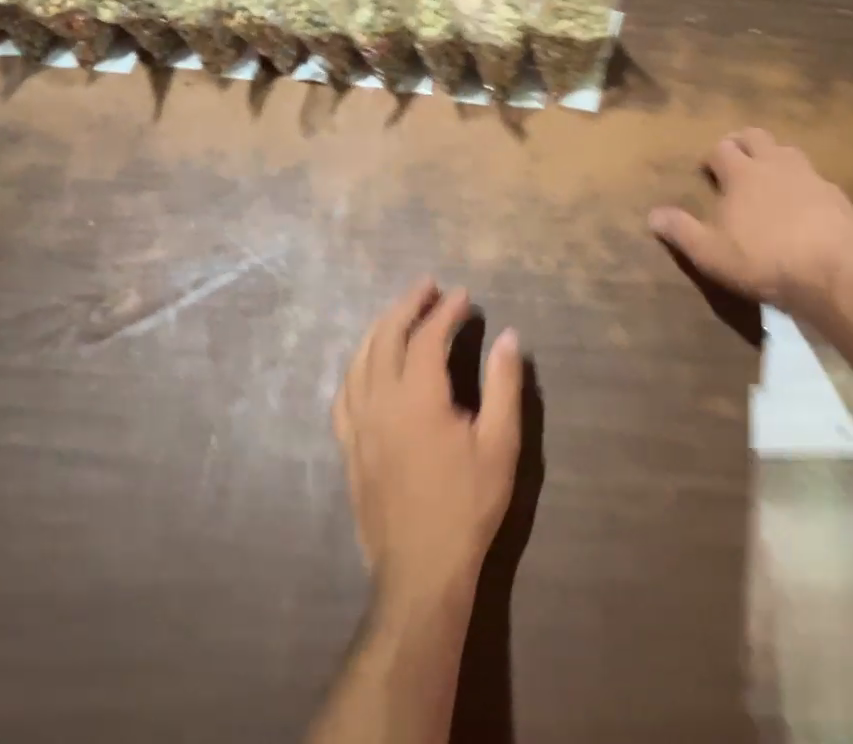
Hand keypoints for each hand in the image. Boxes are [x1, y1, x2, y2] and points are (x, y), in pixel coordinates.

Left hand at [334, 280, 522, 609]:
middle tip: (428, 287)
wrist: (421, 566)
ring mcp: (357, 426)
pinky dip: (356, 366)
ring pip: (358, 361)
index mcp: (418, 399)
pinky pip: (344, 393)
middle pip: (384, 339)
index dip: (446, 312)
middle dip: (406, 306)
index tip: (464, 296)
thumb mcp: (500, 443)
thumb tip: (508, 337)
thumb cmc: (468, 504)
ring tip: (399, 313)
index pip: (426, 339)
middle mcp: (379, 403)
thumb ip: (503, 385)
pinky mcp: (348, 447)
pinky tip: (365, 365)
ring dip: (378, 329)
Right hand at [648, 128, 852, 311]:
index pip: (721, 148)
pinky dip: (803, 184)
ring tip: (768, 177)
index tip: (707, 170)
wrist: (833, 270)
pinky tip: (803, 204)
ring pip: (788, 151)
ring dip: (774, 157)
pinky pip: (814, 179)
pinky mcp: (836, 195)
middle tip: (735, 158)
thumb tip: (652, 215)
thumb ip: (682, 231)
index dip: (712, 156)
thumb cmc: (763, 259)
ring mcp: (810, 176)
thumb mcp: (711, 253)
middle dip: (743, 142)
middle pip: (757, 137)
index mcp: (742, 173)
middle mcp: (775, 164)